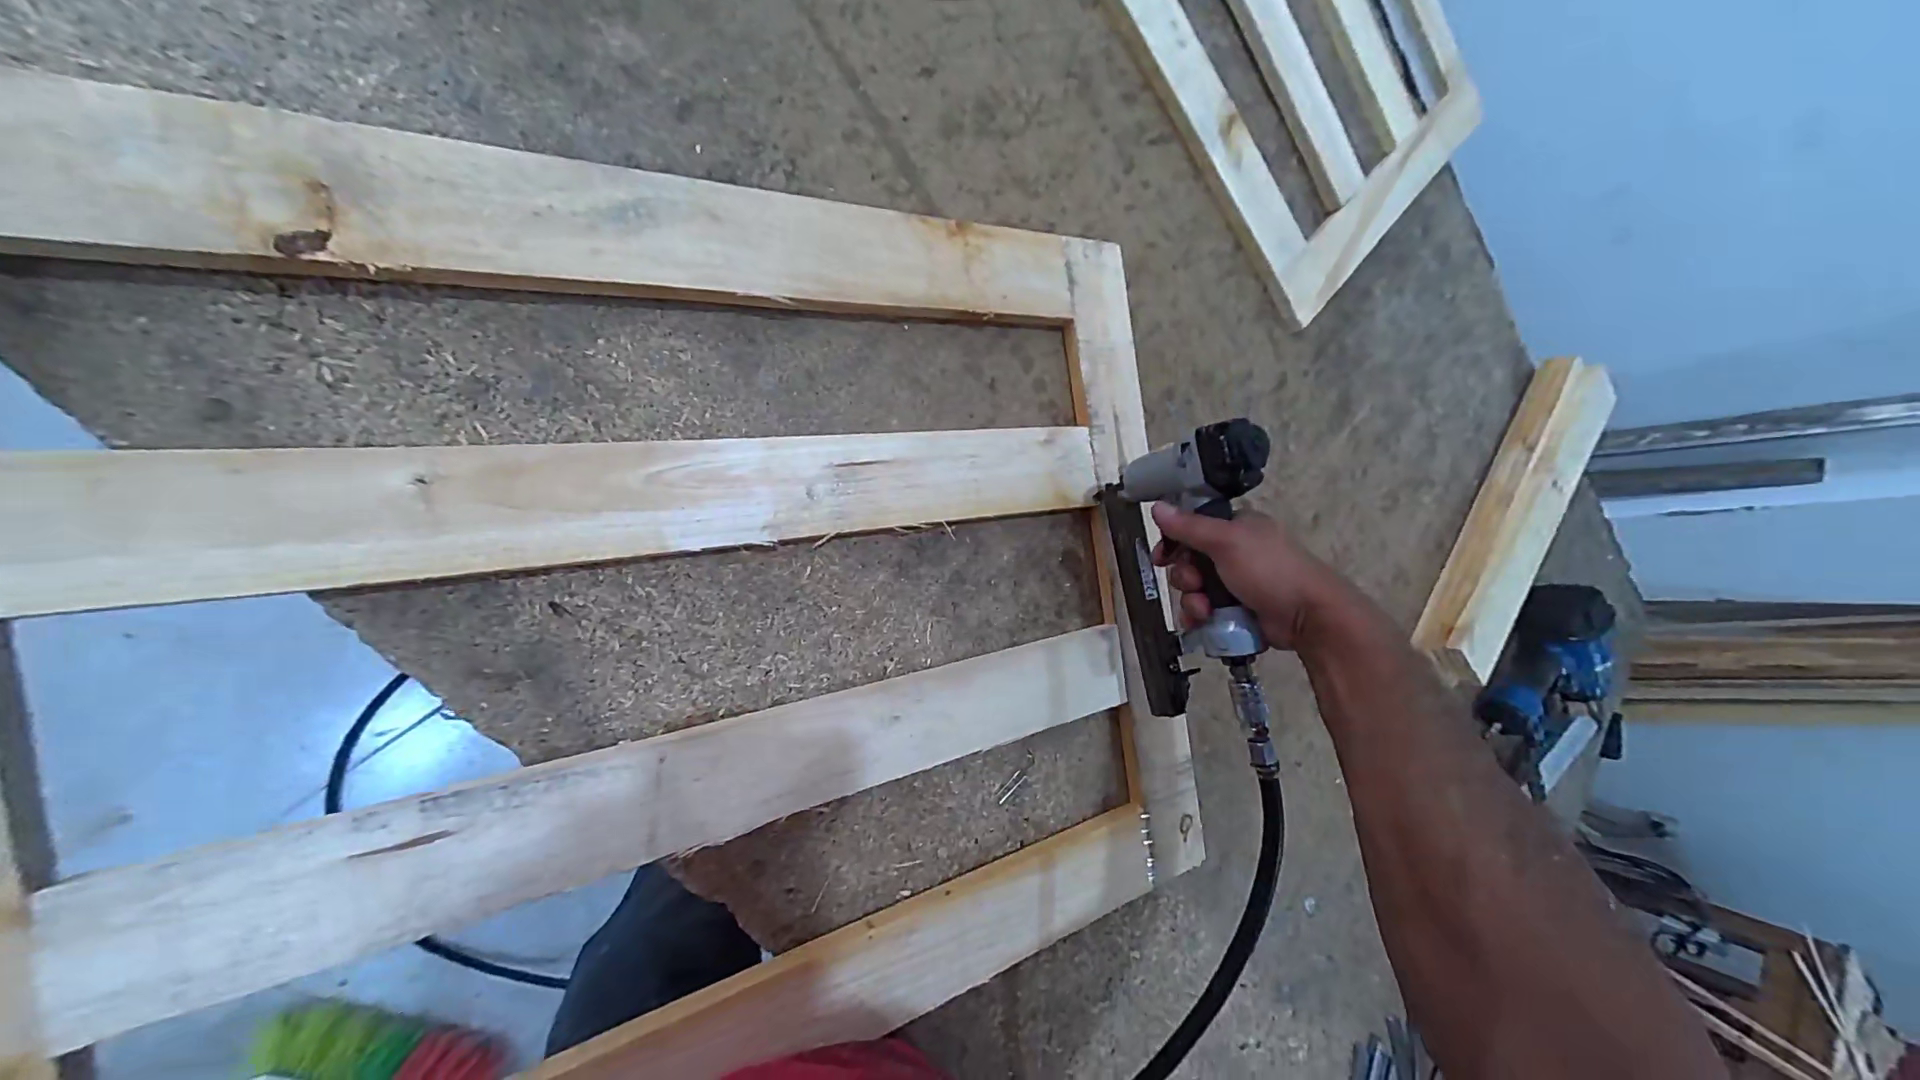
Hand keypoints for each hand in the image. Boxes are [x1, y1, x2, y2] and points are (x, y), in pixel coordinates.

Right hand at [1150, 503, 1344, 651]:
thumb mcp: (1227, 542)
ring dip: (1192, 601)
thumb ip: (1189, 526)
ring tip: (1205, 610)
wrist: (1308, 616)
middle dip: (1185, 577)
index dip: (1173, 541)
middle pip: (1188, 561)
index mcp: (1236, 527)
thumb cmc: (1270, 570)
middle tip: (1194, 583)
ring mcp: (1236, 582)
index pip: (1192, 527)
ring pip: (1194, 589)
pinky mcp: (1237, 609)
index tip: (1162, 556)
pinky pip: (1205, 610)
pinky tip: (1204, 622)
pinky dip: (1200, 617)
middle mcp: (1235, 552)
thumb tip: (1157, 506)